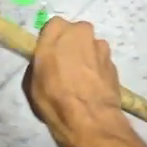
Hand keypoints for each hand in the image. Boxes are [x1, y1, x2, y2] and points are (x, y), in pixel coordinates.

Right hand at [24, 18, 134, 146]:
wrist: (90, 120)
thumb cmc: (54, 98)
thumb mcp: (32, 81)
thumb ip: (39, 61)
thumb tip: (46, 60)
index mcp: (58, 31)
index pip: (53, 25)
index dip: (51, 40)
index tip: (48, 54)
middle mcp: (81, 32)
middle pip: (75, 33)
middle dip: (71, 44)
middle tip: (64, 65)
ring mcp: (101, 47)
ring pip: (90, 46)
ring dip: (86, 57)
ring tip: (81, 80)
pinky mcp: (114, 64)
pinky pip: (101, 62)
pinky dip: (97, 70)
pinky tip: (92, 87)